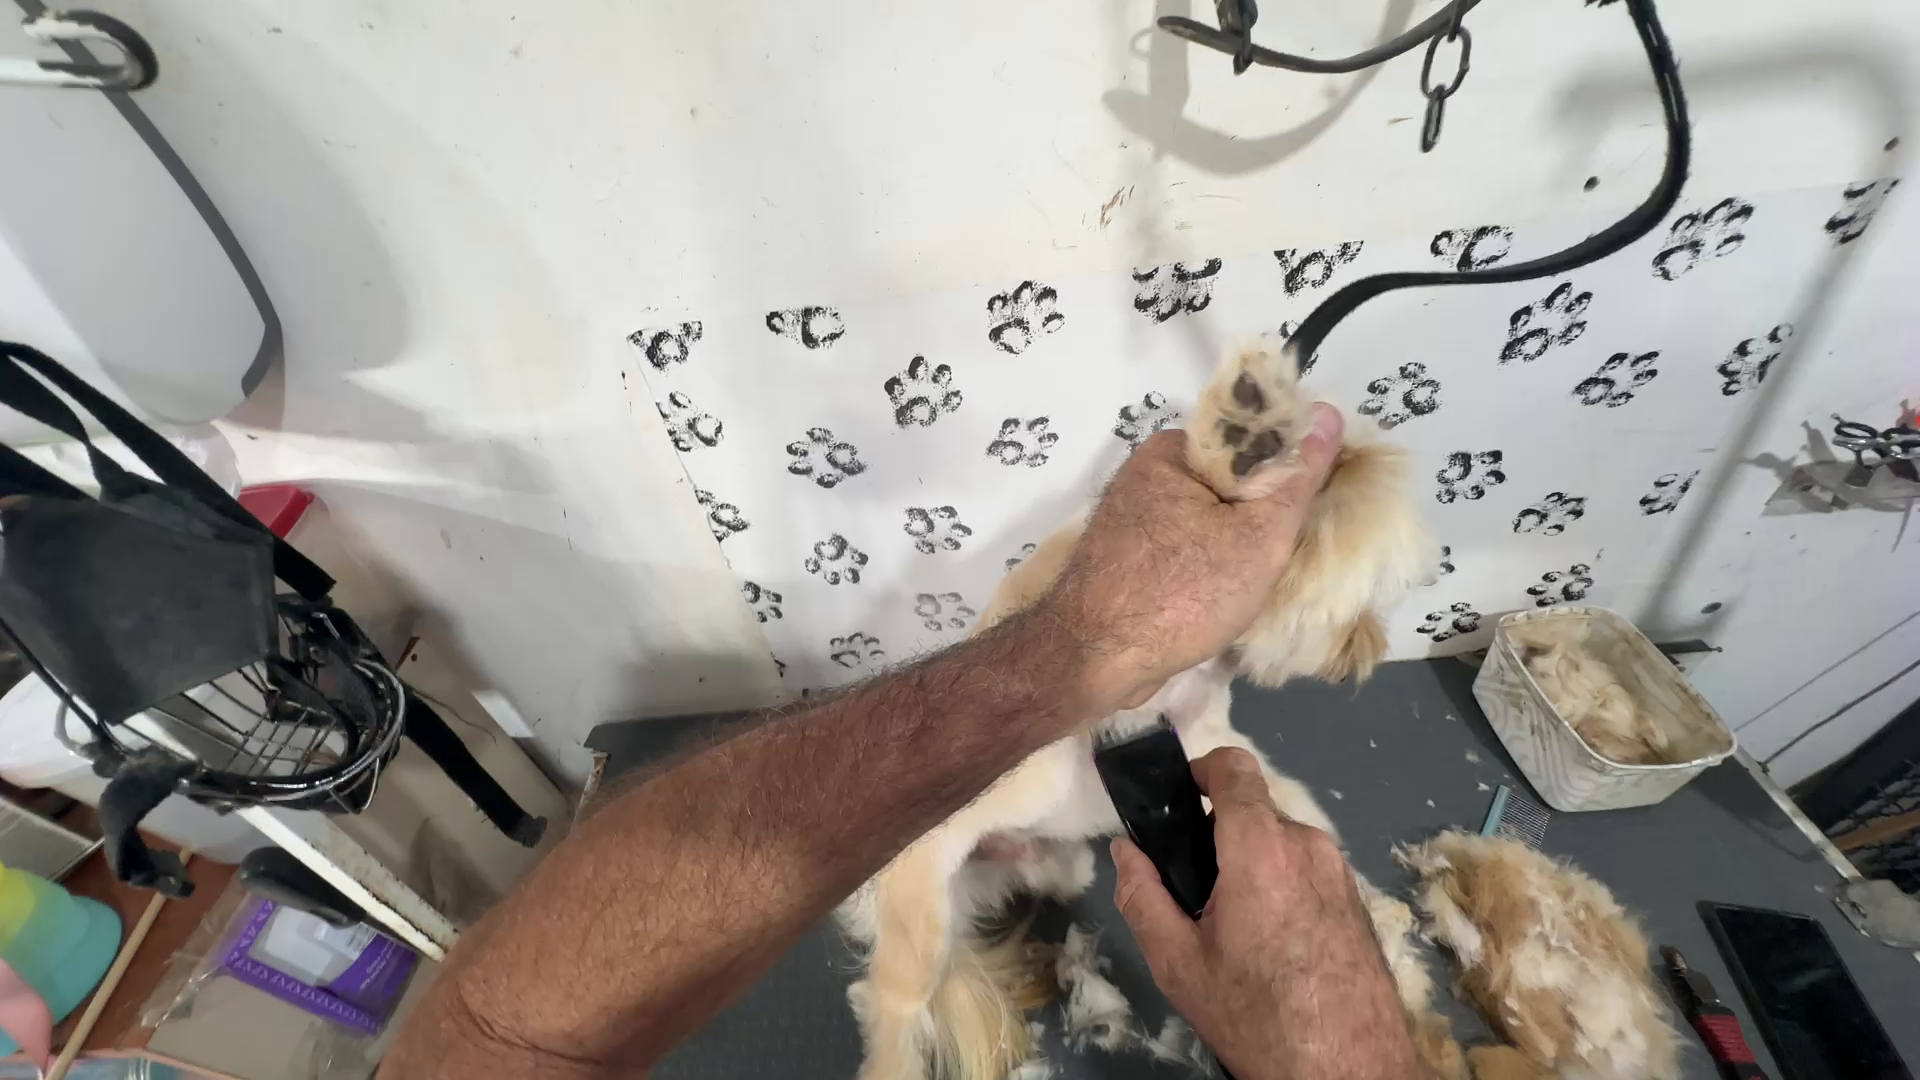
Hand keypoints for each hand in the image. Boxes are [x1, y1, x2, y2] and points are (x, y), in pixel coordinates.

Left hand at [1048, 404, 1342, 710]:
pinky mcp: (1130, 557)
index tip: (1327, 492)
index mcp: (1169, 451)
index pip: (1249, 436)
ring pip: (1211, 518)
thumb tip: (1329, 413)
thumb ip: (1297, 477)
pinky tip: (1235, 590)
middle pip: (1230, 479)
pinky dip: (1214, 564)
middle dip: (1267, 510)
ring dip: (1243, 543)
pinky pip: (1188, 547)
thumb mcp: (1257, 535)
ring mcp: (1133, 519)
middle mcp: (1144, 475)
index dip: (1294, 460)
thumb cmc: (1179, 593)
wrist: (1094, 659)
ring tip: (1273, 571)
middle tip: (1302, 541)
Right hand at [1112, 748, 1422, 1079]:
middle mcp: (1306, 845)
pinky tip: (1272, 939)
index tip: (1181, 800)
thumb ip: (1141, 894)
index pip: (1233, 767)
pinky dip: (1280, 882)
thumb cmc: (1257, 1015)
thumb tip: (1125, 849)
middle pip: (1251, 808)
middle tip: (1196, 887)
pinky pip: (1304, 866)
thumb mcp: (1177, 962)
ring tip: (1234, 923)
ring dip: (1249, 860)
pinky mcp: (1357, 899)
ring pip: (1277, 839)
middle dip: (1218, 833)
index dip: (1202, 768)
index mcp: (1261, 848)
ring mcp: (1339, 871)